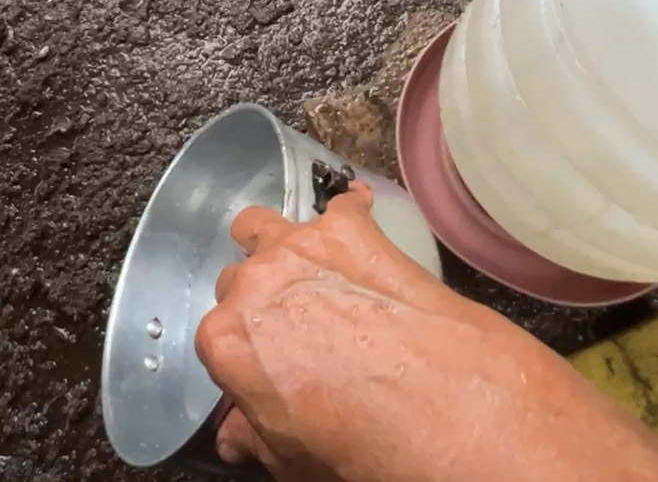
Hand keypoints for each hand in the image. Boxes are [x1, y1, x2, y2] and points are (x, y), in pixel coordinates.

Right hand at [194, 183, 657, 481]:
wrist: (442, 404)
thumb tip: (236, 433)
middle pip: (237, 280)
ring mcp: (298, 245)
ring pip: (260, 224)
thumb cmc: (365, 443)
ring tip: (305, 263)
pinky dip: (350, 211)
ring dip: (276, 242)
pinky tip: (366, 227)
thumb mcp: (294, 462)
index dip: (242, 351)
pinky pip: (343, 201)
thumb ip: (254, 436)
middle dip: (260, 299)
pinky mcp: (347, 224)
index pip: (215, 337)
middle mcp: (251, 282)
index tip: (264, 362)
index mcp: (226, 340)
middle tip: (296, 324)